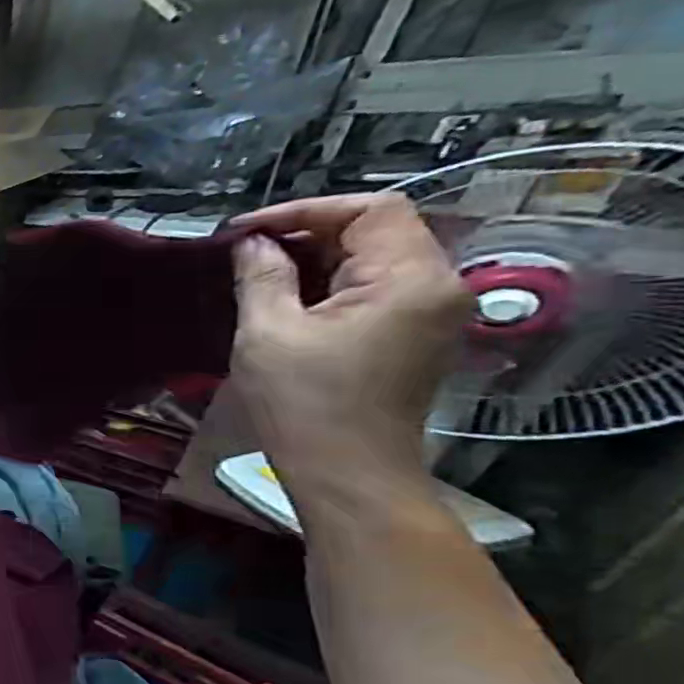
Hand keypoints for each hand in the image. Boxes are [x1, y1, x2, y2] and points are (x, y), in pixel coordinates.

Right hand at [228, 194, 470, 479]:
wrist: (348, 474)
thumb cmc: (305, 402)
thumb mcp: (268, 332)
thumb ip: (261, 276)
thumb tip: (251, 243)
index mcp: (410, 279)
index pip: (369, 209)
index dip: (304, 210)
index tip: (247, 231)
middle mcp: (437, 286)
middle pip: (377, 230)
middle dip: (308, 233)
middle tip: (246, 252)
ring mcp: (431, 313)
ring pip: (375, 258)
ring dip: (317, 258)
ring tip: (259, 274)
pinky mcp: (415, 336)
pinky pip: (376, 288)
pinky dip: (331, 283)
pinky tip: (288, 300)